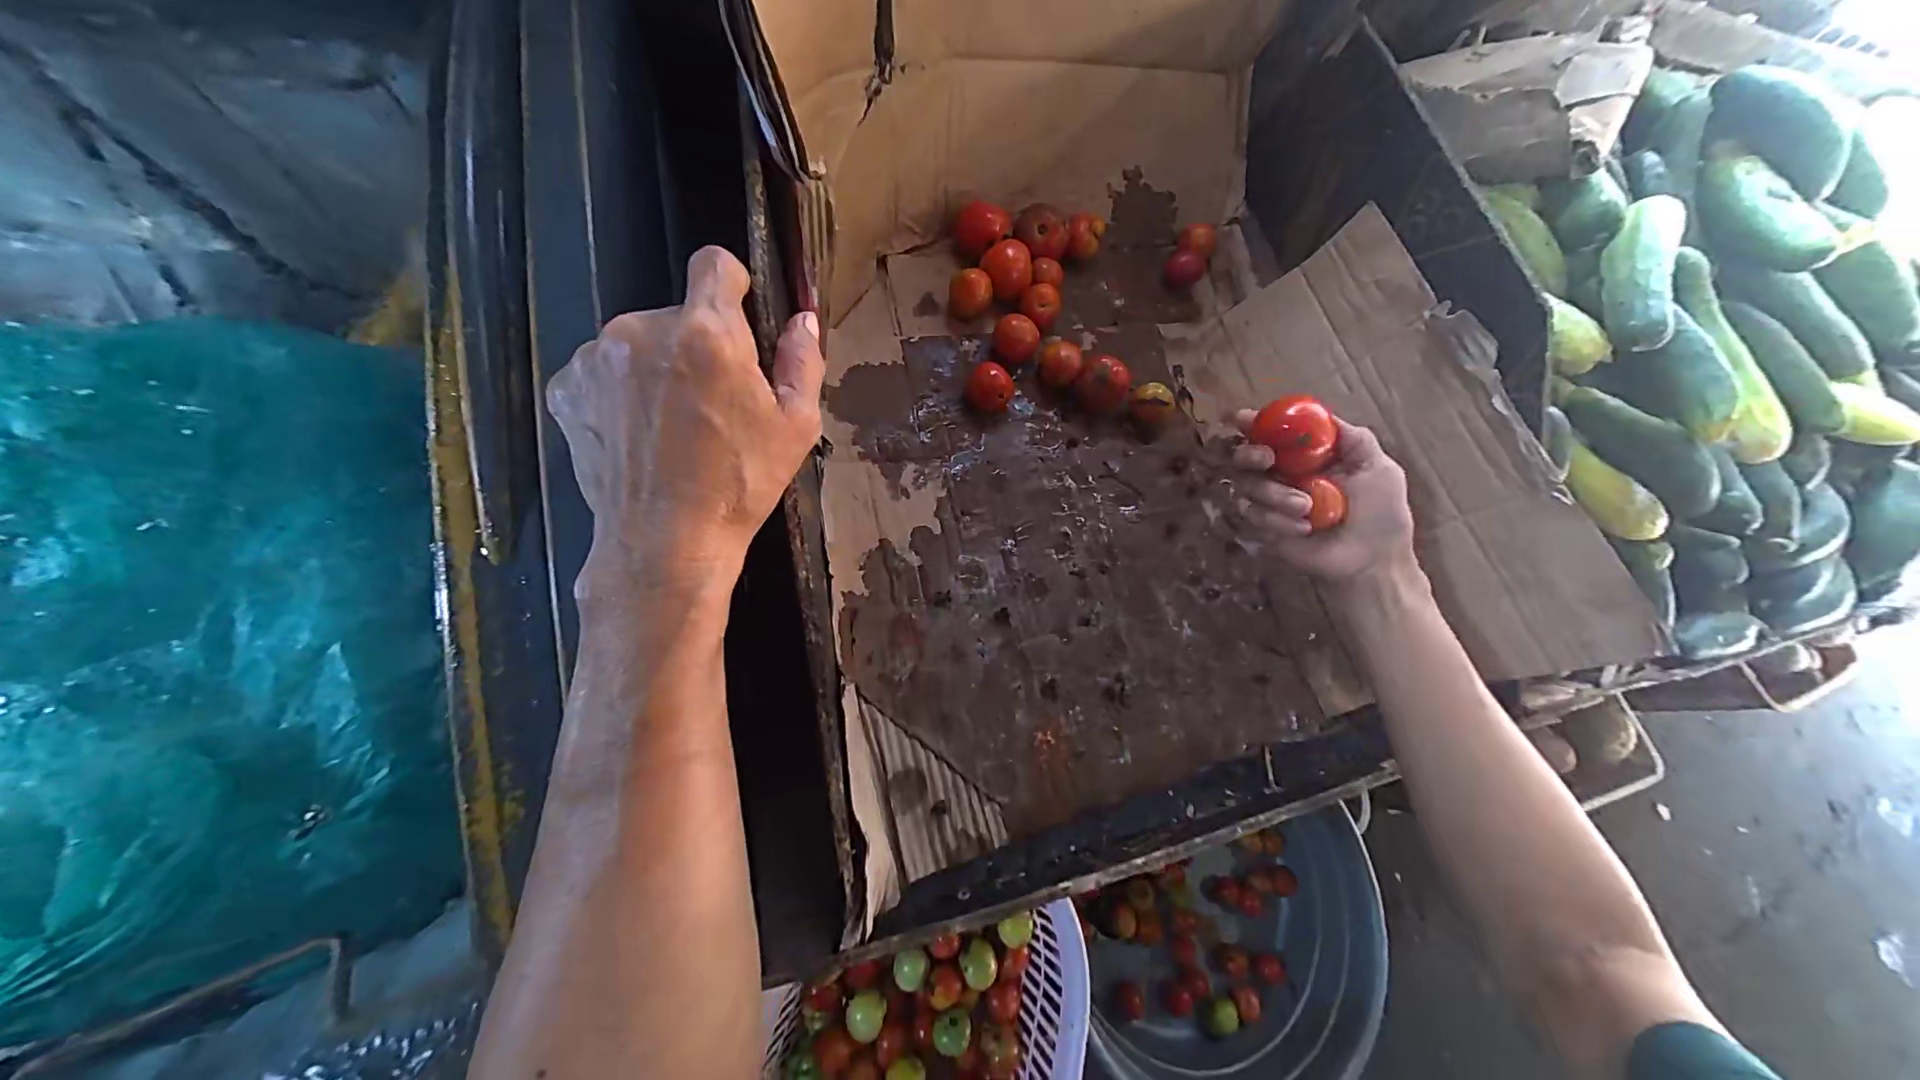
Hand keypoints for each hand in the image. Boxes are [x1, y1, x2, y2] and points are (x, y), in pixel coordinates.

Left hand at [547, 246, 823, 598]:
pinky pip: (603, 373)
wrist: (665, 542)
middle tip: (713, 404)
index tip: (738, 315)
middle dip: (698, 345)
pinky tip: (639, 437)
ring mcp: (596, 359)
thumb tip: (803, 319)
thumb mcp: (796, 427)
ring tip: (673, 428)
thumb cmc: (741, 485)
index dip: (731, 284)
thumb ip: (802, 362)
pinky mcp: (567, 389)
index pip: (714, 264)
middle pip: (678, 315)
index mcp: (706, 333)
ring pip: (638, 344)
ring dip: (658, 369)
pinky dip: (621, 394)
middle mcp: (642, 329)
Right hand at [1230, 413, 1418, 587]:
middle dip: (1250, 453)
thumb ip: (1353, 439)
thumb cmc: (1381, 516)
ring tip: (1306, 508)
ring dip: (1274, 494)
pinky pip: (1251, 514)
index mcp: (1308, 457)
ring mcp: (1271, 502)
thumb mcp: (1378, 469)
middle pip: (1245, 456)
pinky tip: (1303, 528)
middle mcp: (1283, 475)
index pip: (1273, 433)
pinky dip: (1276, 519)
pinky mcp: (1263, 527)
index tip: (1241, 419)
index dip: (1253, 423)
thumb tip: (1321, 415)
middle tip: (1267, 459)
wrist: (1372, 561)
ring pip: (1246, 485)